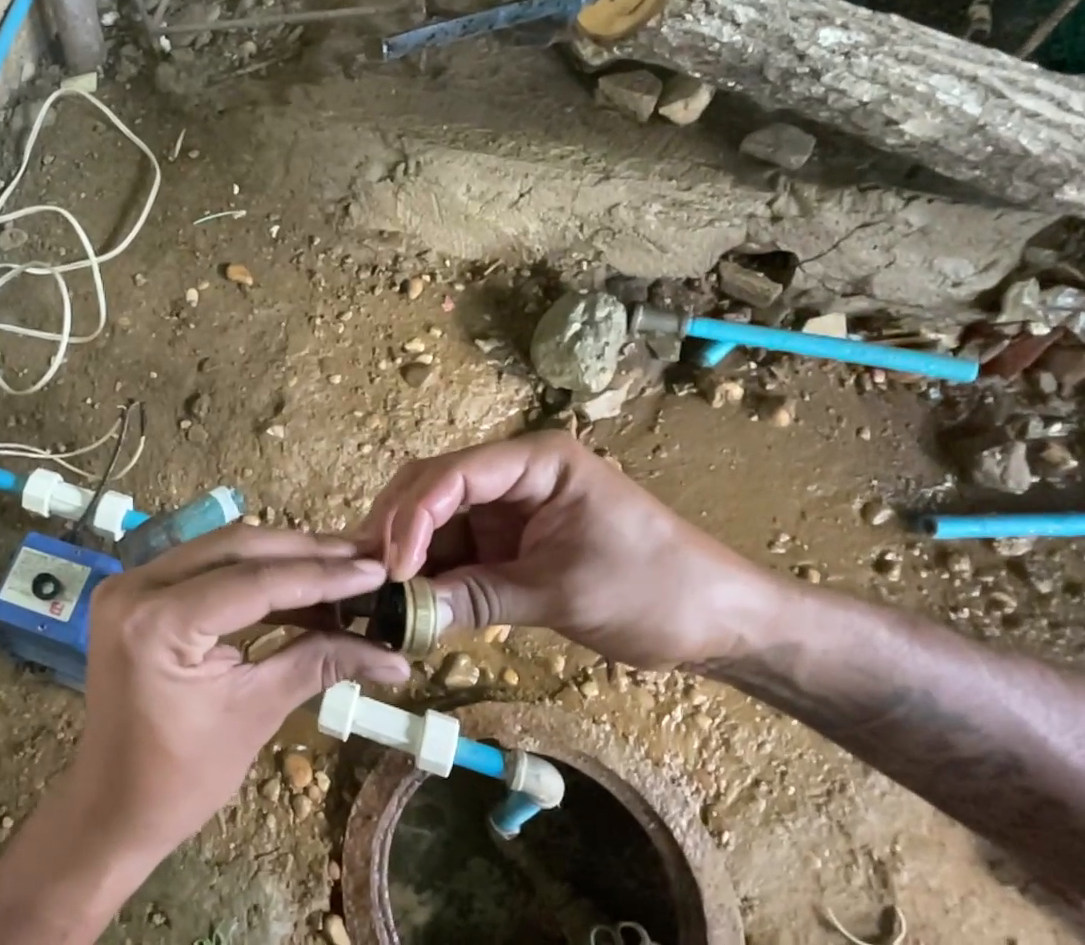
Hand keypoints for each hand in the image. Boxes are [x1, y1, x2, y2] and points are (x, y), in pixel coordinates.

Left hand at [72, 526, 411, 853]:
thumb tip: (396, 656)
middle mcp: (135, 586)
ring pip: (220, 551)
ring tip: (342, 568)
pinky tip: (298, 586)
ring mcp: (129, 584)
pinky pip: (203, 569)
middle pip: (235, 549)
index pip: (253, 582)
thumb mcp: (256, 713)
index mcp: (157, 622)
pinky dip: (251, 576)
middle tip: (364, 559)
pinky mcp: (136, 593)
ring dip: (281, 559)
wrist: (112, 804)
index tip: (378, 570)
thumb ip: (320, 663)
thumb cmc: (180, 777)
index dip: (321, 575)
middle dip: (305, 553)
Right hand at [356, 431, 785, 668]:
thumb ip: (479, 598)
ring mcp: (507, 508)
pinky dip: (429, 573)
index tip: (390, 567)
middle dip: (396, 529)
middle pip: (432, 488)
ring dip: (405, 553)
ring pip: (434, 520)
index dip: (412, 517)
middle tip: (363, 575)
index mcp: (536, 462)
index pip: (453, 475)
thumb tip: (405, 615)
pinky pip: (454, 550)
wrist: (721, 623)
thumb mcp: (562, 593)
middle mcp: (513, 475)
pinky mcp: (507, 541)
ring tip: (374, 591)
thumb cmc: (656, 592)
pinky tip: (406, 597)